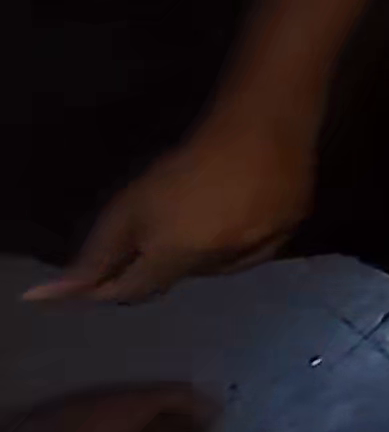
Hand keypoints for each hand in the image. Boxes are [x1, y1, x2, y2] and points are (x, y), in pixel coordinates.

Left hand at [23, 123, 315, 303]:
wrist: (261, 135)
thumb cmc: (187, 166)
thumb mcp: (128, 208)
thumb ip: (96, 255)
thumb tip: (51, 296)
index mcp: (179, 251)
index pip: (136, 290)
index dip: (113, 285)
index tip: (106, 270)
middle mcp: (226, 255)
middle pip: (184, 277)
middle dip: (166, 264)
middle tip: (163, 236)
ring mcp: (267, 241)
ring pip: (226, 267)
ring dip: (207, 258)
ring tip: (203, 230)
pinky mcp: (294, 227)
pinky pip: (263, 250)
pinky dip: (245, 247)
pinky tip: (239, 225)